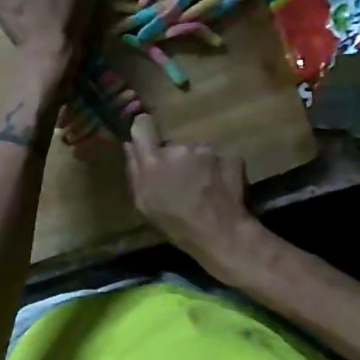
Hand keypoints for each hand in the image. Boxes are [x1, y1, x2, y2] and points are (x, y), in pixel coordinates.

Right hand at [127, 114, 259, 273]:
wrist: (222, 234)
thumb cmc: (177, 225)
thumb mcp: (144, 205)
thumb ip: (134, 171)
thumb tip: (129, 144)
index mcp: (154, 161)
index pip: (142, 126)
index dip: (144, 129)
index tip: (147, 138)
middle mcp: (180, 148)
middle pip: (173, 146)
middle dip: (176, 159)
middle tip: (183, 184)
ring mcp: (208, 150)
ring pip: (198, 152)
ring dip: (199, 165)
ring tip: (205, 190)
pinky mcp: (231, 155)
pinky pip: (220, 158)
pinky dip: (220, 170)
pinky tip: (221, 189)